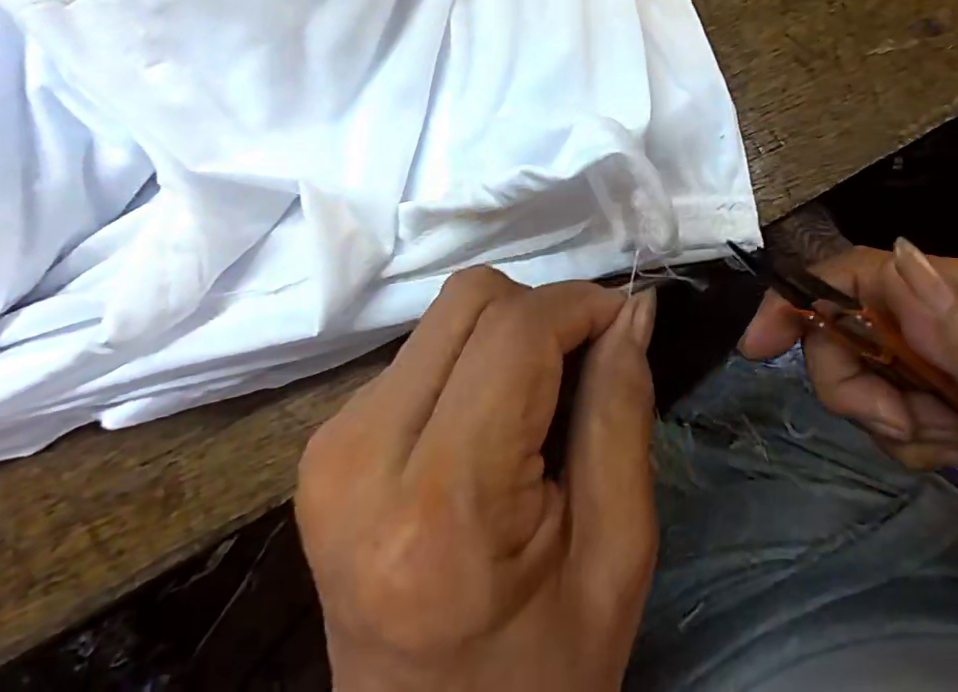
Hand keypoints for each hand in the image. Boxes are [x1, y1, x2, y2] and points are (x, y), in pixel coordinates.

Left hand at [297, 268, 658, 691]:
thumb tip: (633, 308)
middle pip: (469, 303)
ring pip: (444, 318)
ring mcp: (330, 450)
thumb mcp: (618, 548)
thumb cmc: (544, 664)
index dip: (582, 305)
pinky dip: (476, 362)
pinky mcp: (324, 448)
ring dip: (510, 336)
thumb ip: (621, 412)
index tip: (626, 323)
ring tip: (542, 404)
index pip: (514, 332)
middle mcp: (360, 458)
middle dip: (545, 313)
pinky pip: (420, 353)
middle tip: (587, 366)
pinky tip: (496, 421)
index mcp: (441, 503)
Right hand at [741, 241, 957, 645]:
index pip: (877, 271)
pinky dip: (903, 435)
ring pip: (871, 366)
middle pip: (860, 321)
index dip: (810, 297)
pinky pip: (895, 405)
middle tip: (908, 431)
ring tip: (944, 447)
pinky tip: (953, 454)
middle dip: (858, 377)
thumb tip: (897, 258)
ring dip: (883, 412)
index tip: (762, 346)